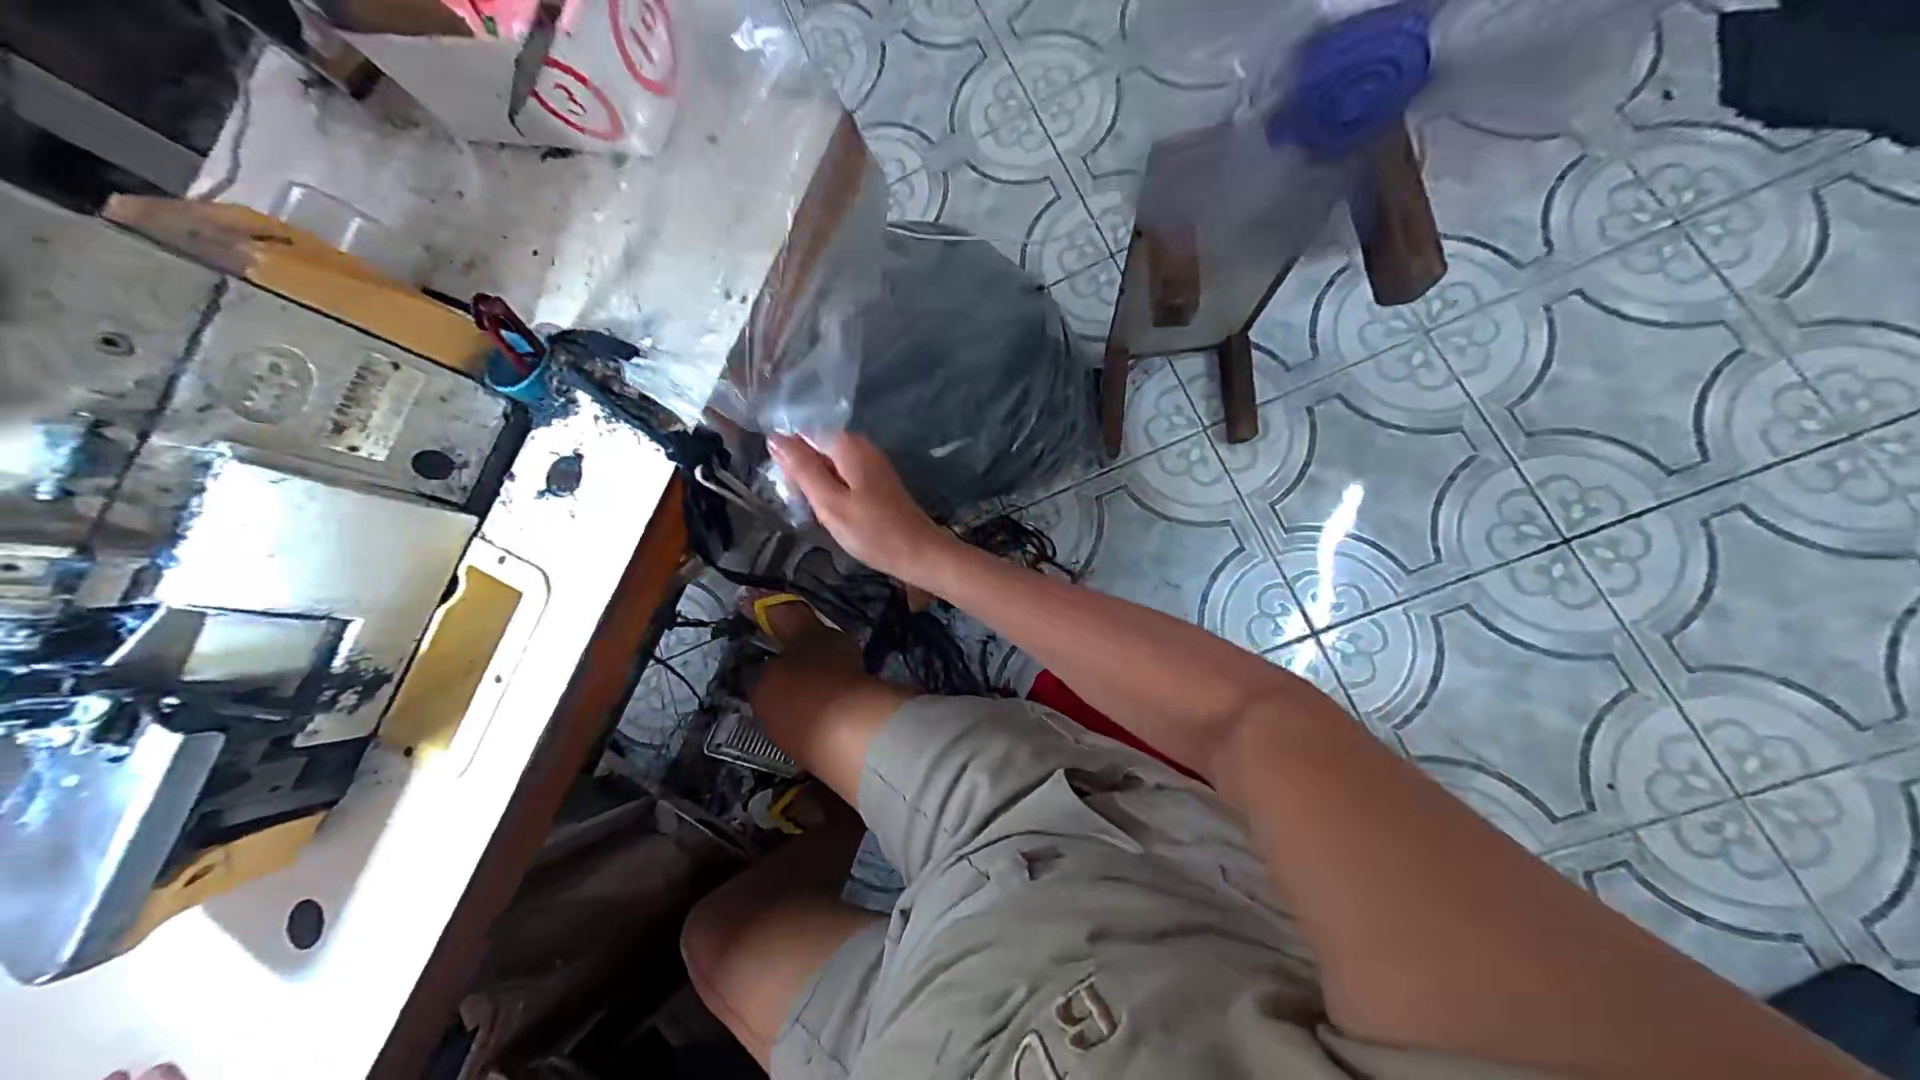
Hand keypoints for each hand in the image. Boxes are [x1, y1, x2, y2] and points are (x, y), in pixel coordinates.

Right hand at [768, 432, 955, 582]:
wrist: (919, 554)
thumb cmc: (872, 532)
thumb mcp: (829, 502)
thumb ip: (801, 468)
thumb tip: (774, 437)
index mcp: (848, 444)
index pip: (802, 435)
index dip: (790, 460)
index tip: (792, 490)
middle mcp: (861, 446)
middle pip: (816, 450)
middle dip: (804, 475)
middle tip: (807, 506)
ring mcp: (871, 463)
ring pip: (828, 467)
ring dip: (818, 488)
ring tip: (821, 513)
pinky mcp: (876, 481)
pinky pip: (843, 479)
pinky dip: (834, 494)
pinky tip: (838, 515)